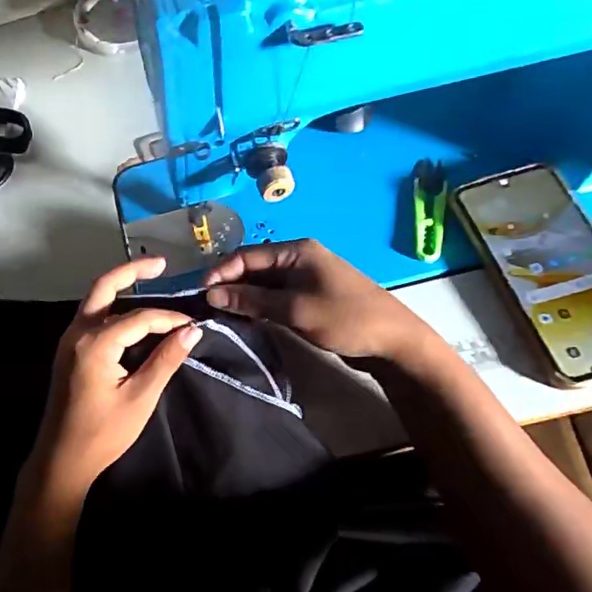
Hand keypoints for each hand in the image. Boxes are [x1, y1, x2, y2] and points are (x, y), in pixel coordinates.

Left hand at [31, 258, 200, 486]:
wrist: (61, 459)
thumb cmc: (103, 432)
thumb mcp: (140, 397)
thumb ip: (166, 359)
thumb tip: (191, 330)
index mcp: (94, 343)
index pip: (139, 317)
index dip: (169, 318)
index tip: (193, 325)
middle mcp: (77, 333)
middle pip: (104, 287)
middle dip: (133, 271)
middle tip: (162, 264)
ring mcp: (69, 341)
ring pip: (96, 300)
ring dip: (121, 287)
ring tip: (151, 280)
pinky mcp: (69, 352)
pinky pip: (93, 317)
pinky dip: (113, 307)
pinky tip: (133, 314)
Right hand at [204, 239, 434, 360]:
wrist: (392, 341)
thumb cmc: (345, 319)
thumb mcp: (295, 310)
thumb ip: (253, 301)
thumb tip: (213, 294)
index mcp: (298, 251)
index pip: (248, 255)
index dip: (221, 272)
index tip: (199, 293)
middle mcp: (300, 258)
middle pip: (255, 267)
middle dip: (230, 285)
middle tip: (205, 307)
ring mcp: (307, 279)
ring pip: (265, 284)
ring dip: (244, 297)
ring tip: (219, 315)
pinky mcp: (311, 298)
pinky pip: (277, 297)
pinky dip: (260, 306)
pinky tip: (245, 319)